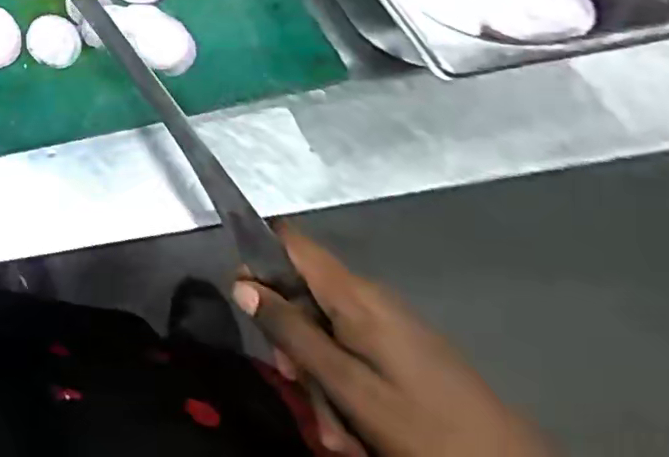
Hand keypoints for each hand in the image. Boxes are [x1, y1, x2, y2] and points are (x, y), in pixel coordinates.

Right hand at [233, 226, 552, 456]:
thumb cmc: (428, 427)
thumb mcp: (349, 386)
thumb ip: (292, 331)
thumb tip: (240, 283)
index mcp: (355, 295)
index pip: (290, 240)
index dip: (256, 251)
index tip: (242, 291)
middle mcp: (371, 299)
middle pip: (302, 292)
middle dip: (288, 334)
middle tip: (291, 378)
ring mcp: (393, 327)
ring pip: (324, 329)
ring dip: (316, 371)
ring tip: (331, 424)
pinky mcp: (408, 354)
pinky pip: (353, 351)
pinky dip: (343, 383)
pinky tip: (353, 425)